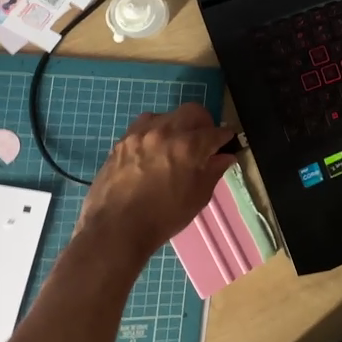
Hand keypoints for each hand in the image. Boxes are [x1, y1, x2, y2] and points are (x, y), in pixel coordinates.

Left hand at [76, 104, 236, 256]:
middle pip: (193, 112)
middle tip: (204, 141)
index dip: (226, 138)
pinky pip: (143, 126)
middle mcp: (165, 132)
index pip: (217, 132)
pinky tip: (153, 150)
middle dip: (204, 123)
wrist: (115, 229)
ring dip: (177, 125)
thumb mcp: (197, 197)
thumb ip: (213, 171)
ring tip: (176, 145)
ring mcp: (140, 134)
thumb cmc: (163, 217)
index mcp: (189, 146)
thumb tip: (225, 157)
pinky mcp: (122, 142)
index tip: (227, 144)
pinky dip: (154, 132)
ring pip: (167, 115)